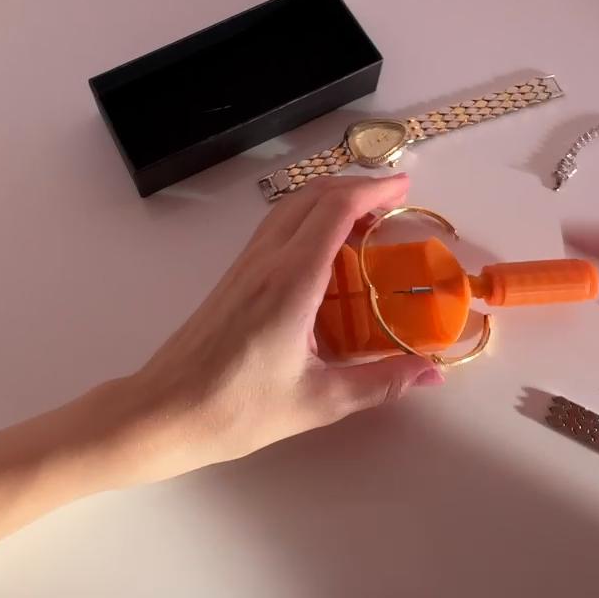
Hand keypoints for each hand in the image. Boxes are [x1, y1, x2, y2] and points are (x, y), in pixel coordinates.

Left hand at [107, 174, 443, 484]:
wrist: (164, 411)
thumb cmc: (238, 409)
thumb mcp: (319, 401)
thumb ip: (380, 383)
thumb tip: (433, 373)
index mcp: (290, 279)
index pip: (334, 209)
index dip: (371, 189)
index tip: (404, 187)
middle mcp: (265, 260)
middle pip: (310, 197)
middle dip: (354, 187)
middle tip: (393, 201)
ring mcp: (244, 266)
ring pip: (288, 209)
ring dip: (327, 201)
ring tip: (365, 222)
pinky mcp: (233, 278)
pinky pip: (274, 230)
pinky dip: (306, 221)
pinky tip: (323, 253)